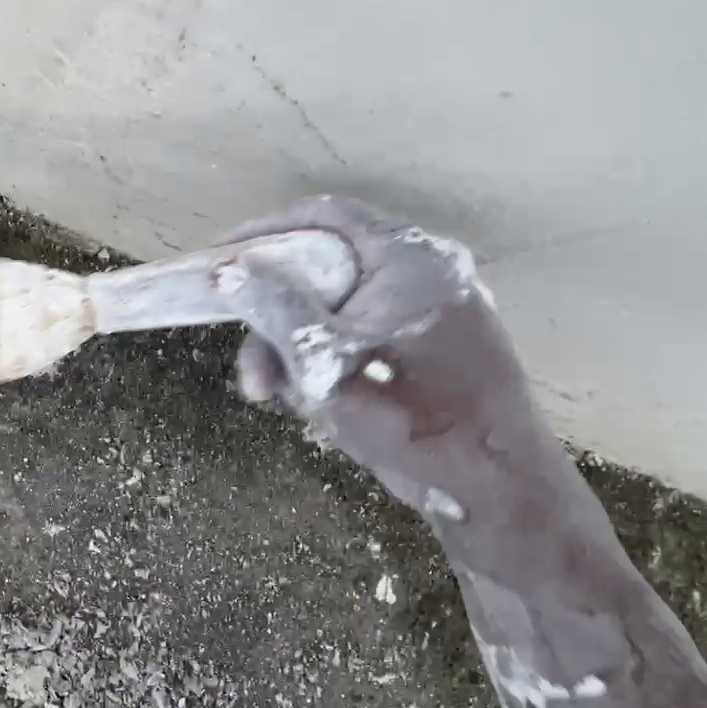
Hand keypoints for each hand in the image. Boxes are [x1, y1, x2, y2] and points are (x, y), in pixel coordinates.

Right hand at [210, 196, 547, 516]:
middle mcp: (421, 275)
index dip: (263, 231)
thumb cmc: (410, 417)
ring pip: (326, 310)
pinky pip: (348, 336)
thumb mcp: (322, 360)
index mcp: (409, 262)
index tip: (216, 258)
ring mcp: (424, 313)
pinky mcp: (421, 348)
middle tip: (243, 353)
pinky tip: (305, 400)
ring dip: (285, 348)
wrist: (490, 489)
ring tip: (269, 393)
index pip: (324, 217)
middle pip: (316, 272)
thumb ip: (272, 307)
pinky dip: (316, 360)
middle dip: (268, 316)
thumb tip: (225, 267)